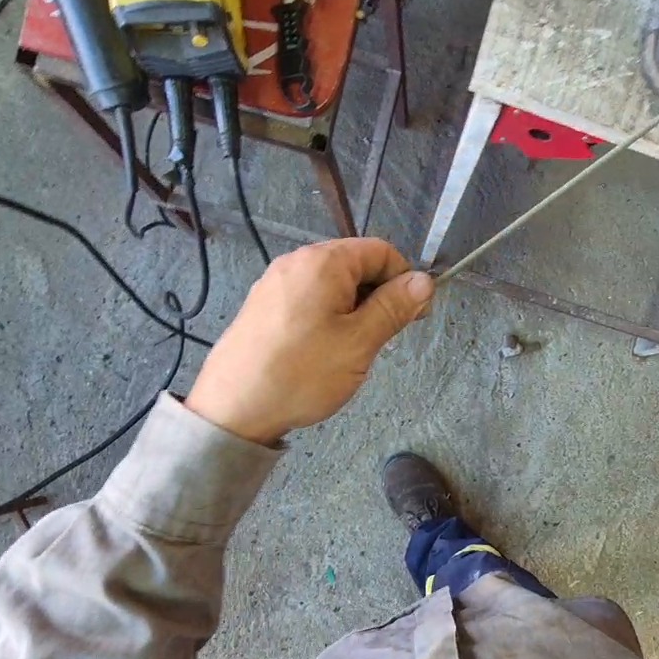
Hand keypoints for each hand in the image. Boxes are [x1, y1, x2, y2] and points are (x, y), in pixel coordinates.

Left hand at [185, 238, 433, 444]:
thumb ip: (394, 307)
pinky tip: (322, 352)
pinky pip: (308, 300)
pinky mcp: (262, 307)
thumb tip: (424, 281)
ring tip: (352, 351)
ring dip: (353, 310)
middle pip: (354, 265)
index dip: (404, 279)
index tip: (413, 316)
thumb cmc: (303, 372)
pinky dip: (327, 318)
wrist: (234, 407)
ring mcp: (274, 283)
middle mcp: (295, 262)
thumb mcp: (360, 342)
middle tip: (383, 339)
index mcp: (323, 262)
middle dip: (378, 296)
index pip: (380, 251)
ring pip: (331, 285)